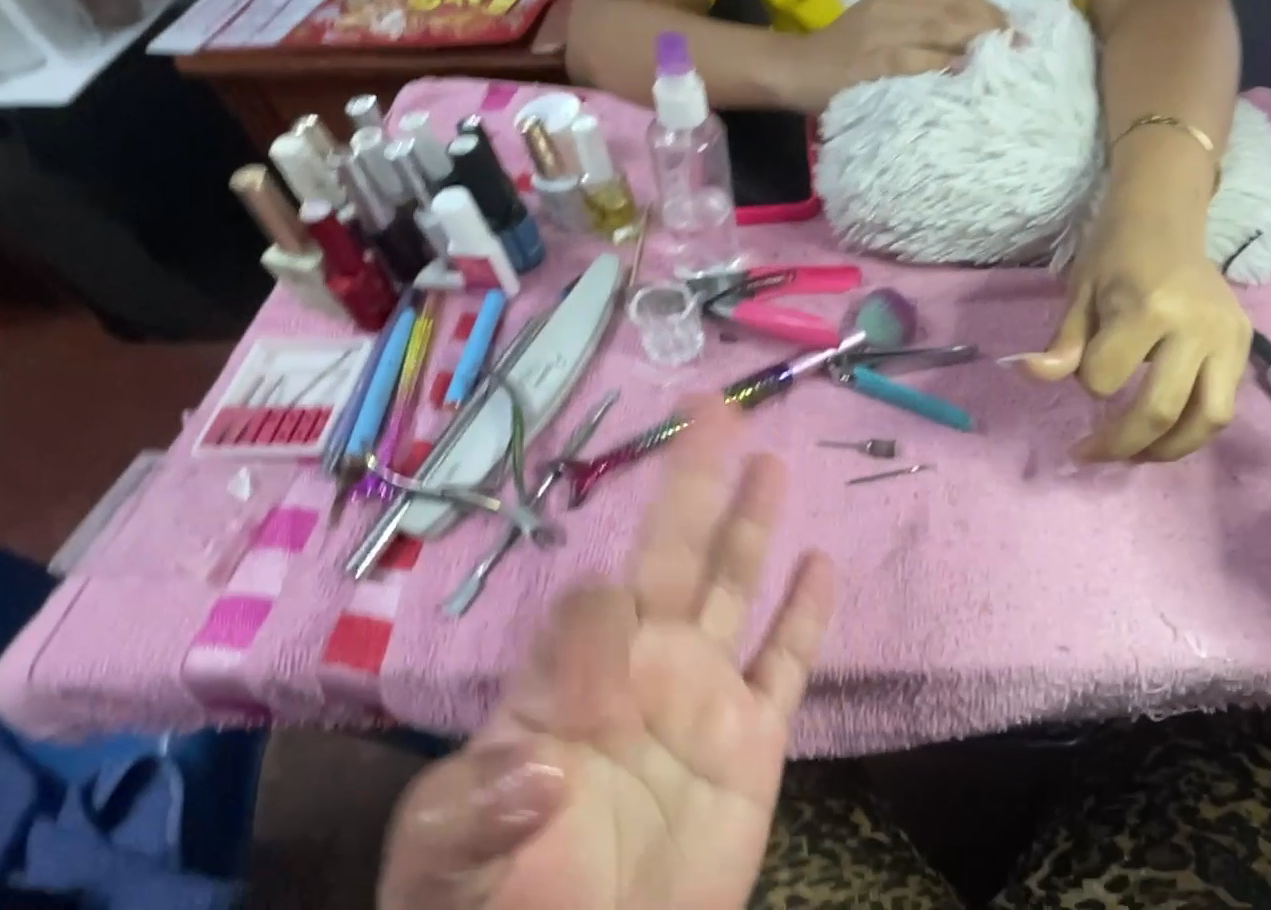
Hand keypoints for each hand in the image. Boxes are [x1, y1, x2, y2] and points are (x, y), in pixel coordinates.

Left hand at [378, 398, 836, 909]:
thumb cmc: (503, 903)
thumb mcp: (449, 859)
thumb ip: (479, 806)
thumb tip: (544, 763)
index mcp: (566, 678)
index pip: (591, 606)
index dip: (601, 618)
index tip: (608, 670)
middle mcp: (642, 664)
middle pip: (674, 555)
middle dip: (691, 482)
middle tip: (711, 411)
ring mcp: (704, 695)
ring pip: (735, 589)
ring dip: (752, 526)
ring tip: (769, 463)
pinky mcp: (755, 737)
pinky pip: (786, 664)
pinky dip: (806, 617)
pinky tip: (822, 564)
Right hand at [787, 0, 1006, 111]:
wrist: (796, 69)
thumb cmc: (845, 56)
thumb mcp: (884, 27)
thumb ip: (921, 28)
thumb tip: (973, 43)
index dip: (990, 9)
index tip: (1018, 29)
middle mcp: (893, 5)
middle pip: (955, 9)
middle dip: (993, 27)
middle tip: (1022, 47)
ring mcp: (882, 33)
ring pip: (941, 30)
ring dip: (977, 43)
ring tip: (1005, 59)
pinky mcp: (873, 62)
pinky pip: (916, 60)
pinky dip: (943, 65)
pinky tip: (965, 73)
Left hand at [1018, 199, 1252, 460]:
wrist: (1165, 217)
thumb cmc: (1114, 253)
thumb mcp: (1079, 294)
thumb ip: (1063, 345)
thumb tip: (1028, 376)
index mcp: (1149, 309)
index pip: (1106, 379)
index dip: (1086, 385)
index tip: (1079, 371)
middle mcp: (1198, 327)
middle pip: (1162, 413)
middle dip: (1121, 445)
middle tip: (1092, 454)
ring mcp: (1229, 337)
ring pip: (1208, 420)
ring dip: (1168, 450)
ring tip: (1135, 456)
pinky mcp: (1246, 344)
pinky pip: (1224, 405)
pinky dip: (1194, 428)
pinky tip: (1163, 431)